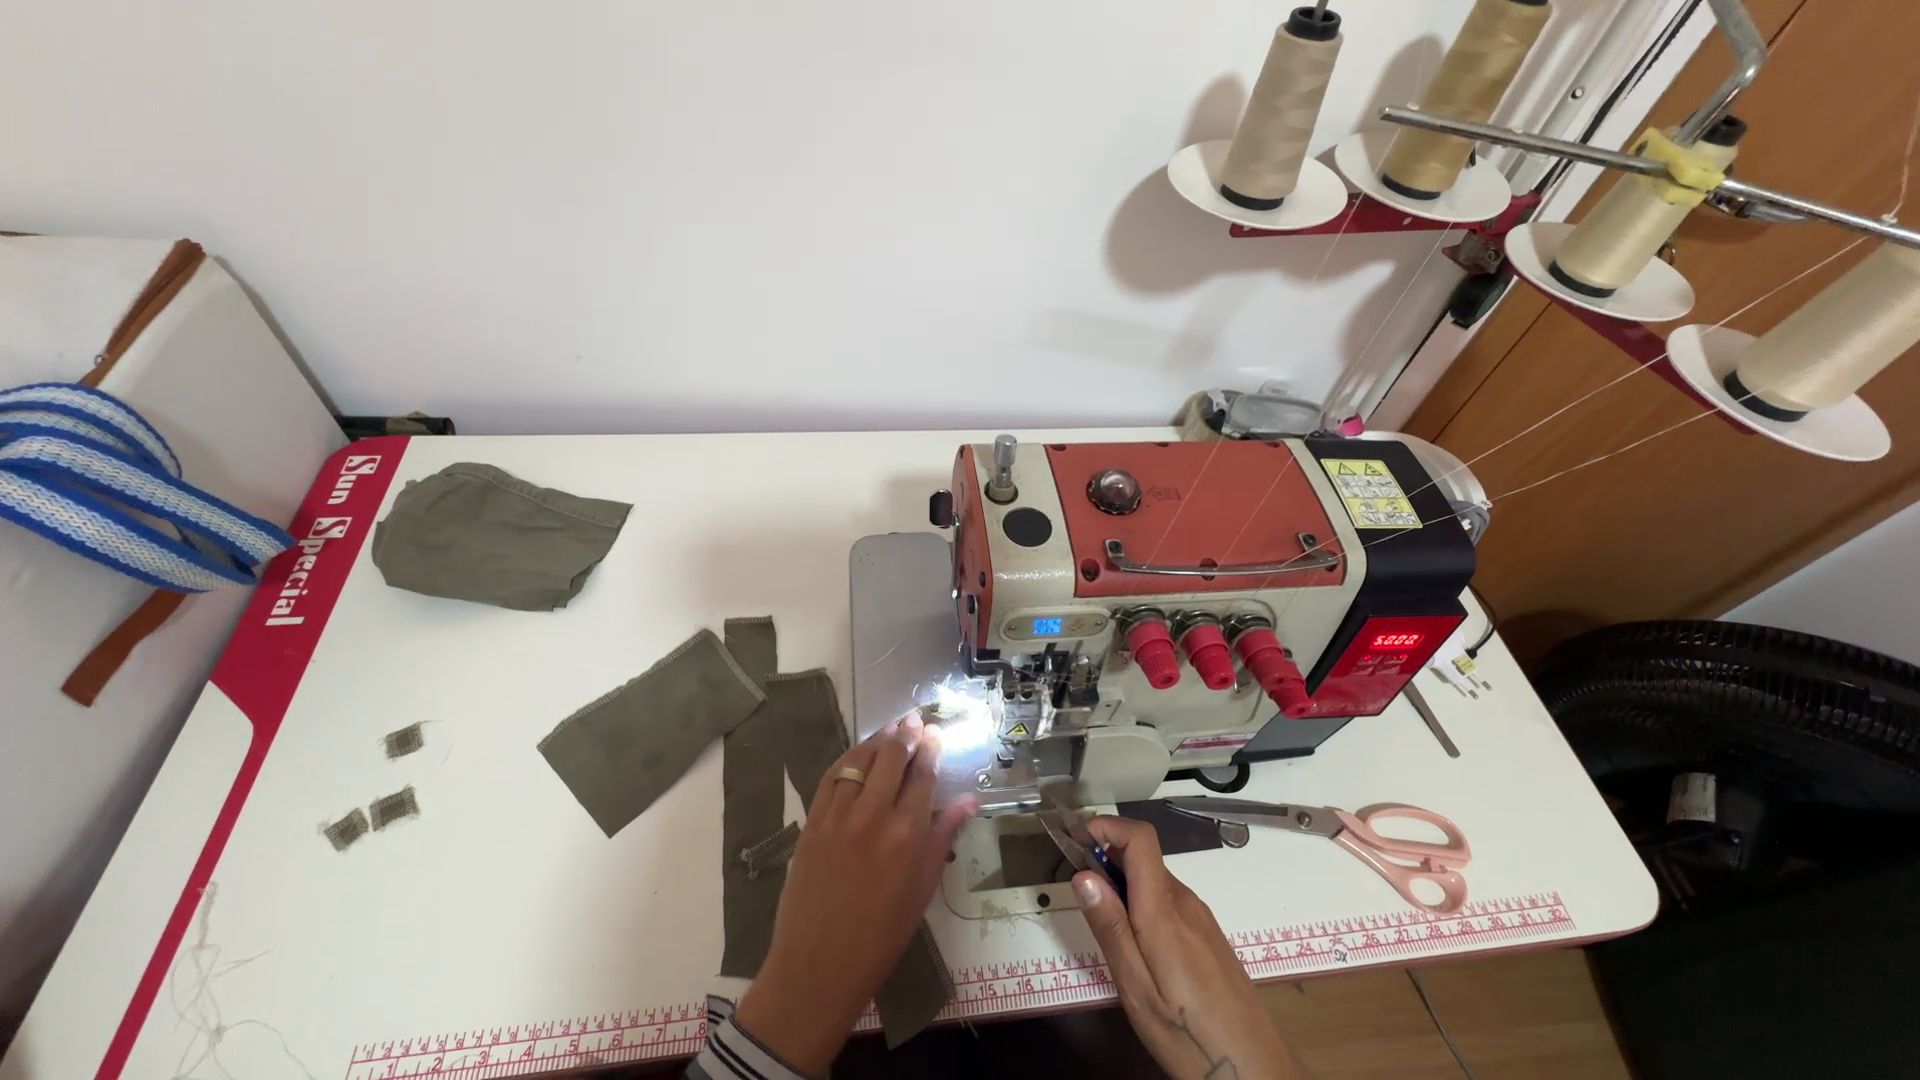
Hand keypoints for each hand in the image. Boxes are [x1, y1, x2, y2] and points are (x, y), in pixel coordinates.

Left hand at [735, 712, 974, 1073]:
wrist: (819, 965)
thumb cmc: (882, 935)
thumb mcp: (922, 888)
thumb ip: (943, 836)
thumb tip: (971, 801)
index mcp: (907, 835)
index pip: (923, 775)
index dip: (931, 749)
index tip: (936, 733)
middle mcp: (873, 816)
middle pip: (892, 758)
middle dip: (906, 734)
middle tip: (915, 720)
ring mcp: (837, 817)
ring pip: (860, 760)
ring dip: (878, 740)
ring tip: (892, 728)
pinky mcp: (811, 823)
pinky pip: (831, 778)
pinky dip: (847, 759)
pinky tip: (857, 753)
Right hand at [1074, 816, 1309, 1079]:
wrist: (1255, 1069)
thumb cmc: (1189, 1033)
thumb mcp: (1136, 989)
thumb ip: (1111, 928)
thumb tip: (1083, 875)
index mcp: (1165, 911)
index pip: (1141, 839)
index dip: (1107, 825)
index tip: (1076, 839)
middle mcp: (1186, 902)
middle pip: (1143, 857)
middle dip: (1105, 858)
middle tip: (1078, 890)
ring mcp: (1201, 917)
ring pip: (1154, 880)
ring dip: (1123, 883)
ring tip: (1102, 923)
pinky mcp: (1208, 934)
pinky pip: (1168, 901)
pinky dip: (1142, 902)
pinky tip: (1135, 943)